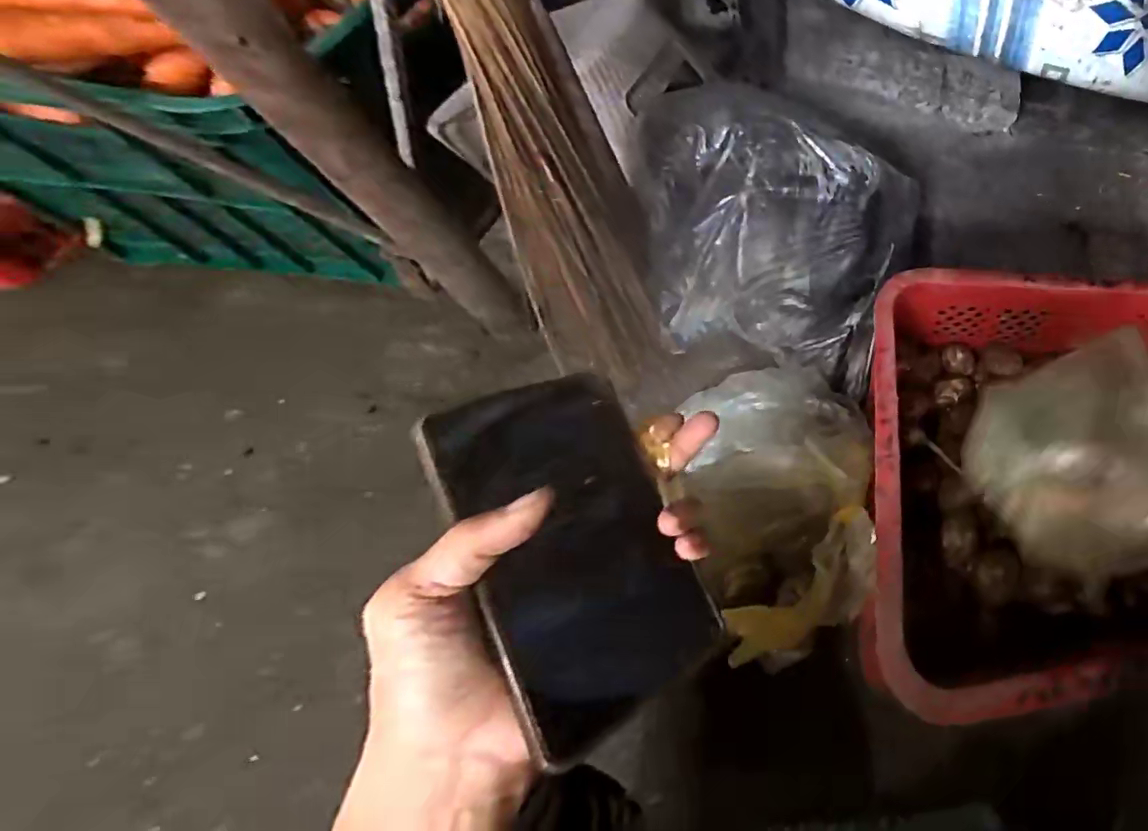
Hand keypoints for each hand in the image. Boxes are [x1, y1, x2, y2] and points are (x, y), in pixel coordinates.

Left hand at [333, 413, 718, 830]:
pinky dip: (696, 546)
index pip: (585, 474)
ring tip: (674, 518)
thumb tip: (543, 496)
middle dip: (676, 451)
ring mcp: (615, 577)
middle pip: (639, 485)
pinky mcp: (638, 612)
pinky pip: (678, 570)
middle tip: (703, 428)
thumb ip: (467, 542)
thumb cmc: (425, 672)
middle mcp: (582, 545)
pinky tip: (692, 547)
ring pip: (667, 518)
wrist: (453, 757)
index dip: (624, 442)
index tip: (655, 421)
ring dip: (686, 503)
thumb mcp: (412, 596)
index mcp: (534, 532)